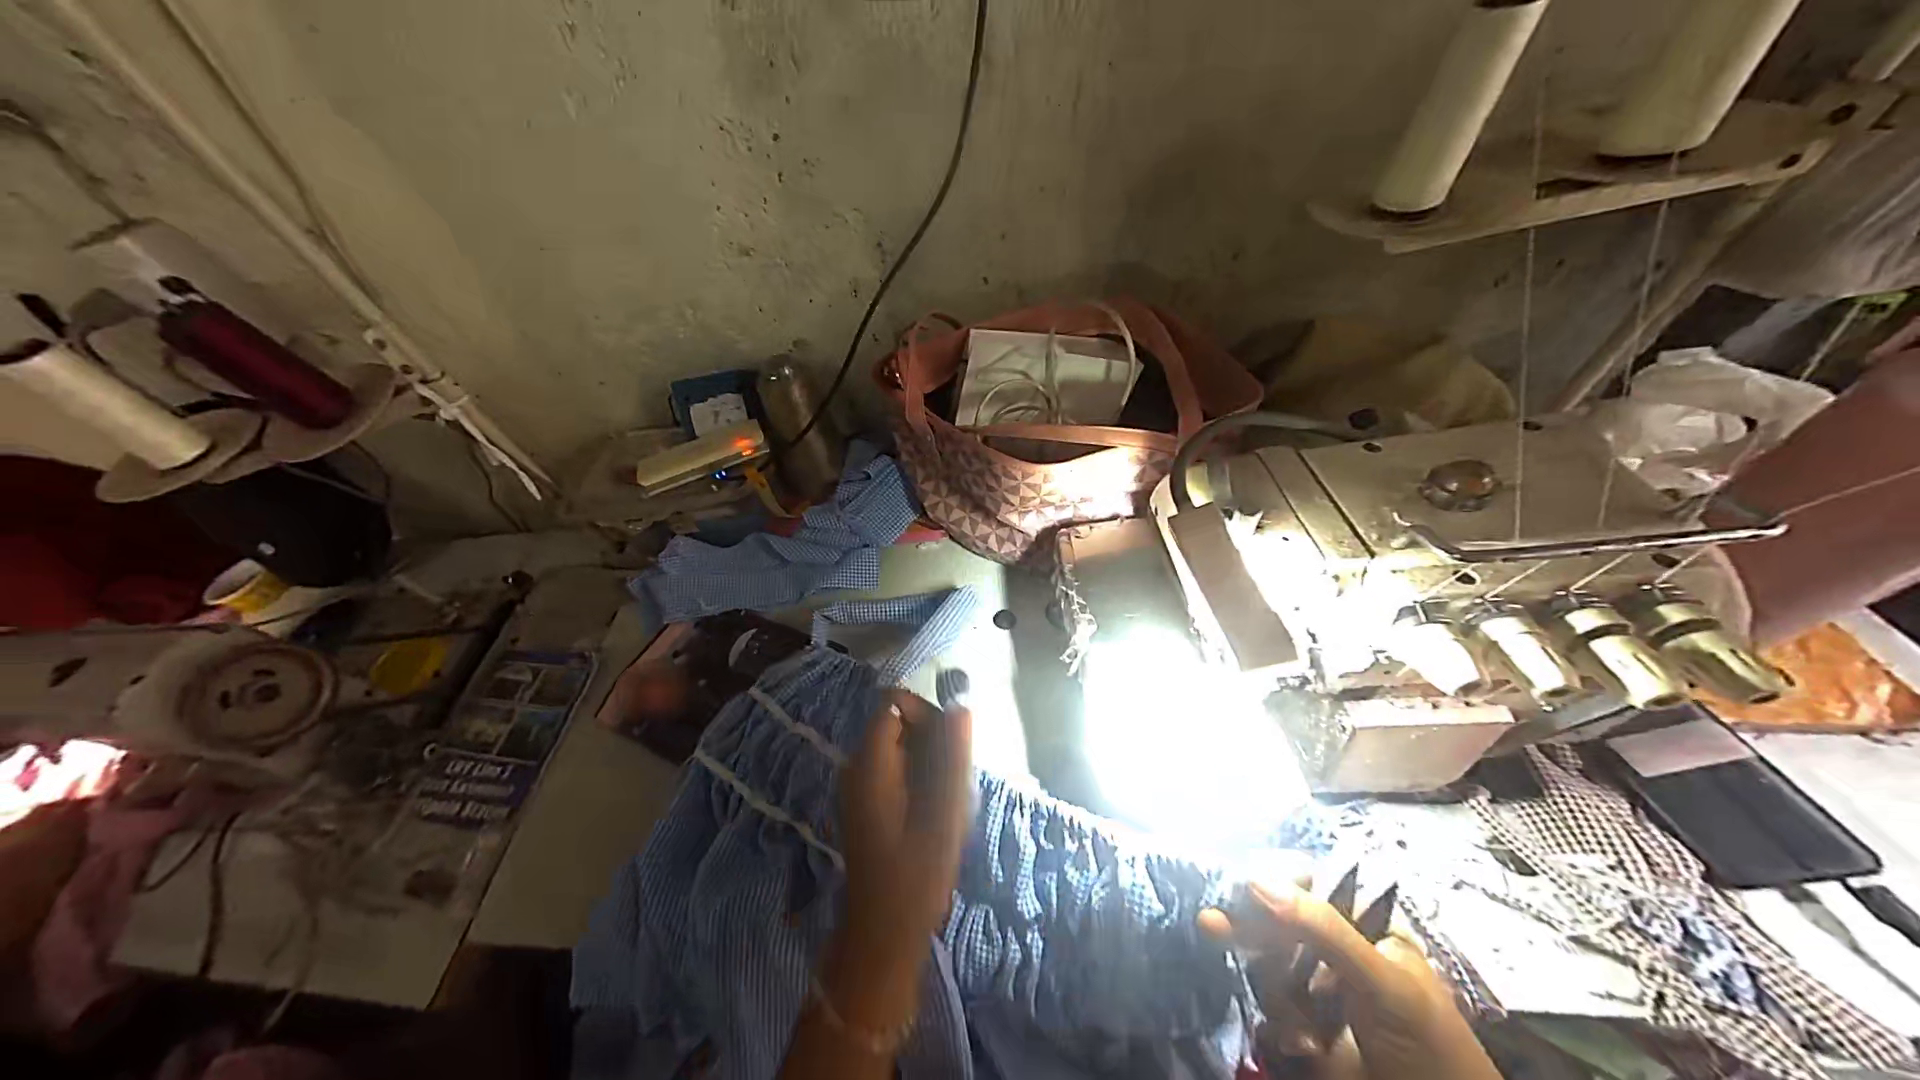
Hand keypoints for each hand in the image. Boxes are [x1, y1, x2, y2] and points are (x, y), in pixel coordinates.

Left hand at [839, 688, 972, 949]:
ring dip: (930, 761)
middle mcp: (856, 767)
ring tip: (947, 800)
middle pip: (897, 723)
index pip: (894, 705)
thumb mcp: (943, 815)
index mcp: (869, 765)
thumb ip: (953, 757)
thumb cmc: (915, 877)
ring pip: (901, 747)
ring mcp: (858, 785)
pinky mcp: (866, 801)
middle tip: (954, 781)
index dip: (927, 714)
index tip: (952, 746)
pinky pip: (897, 768)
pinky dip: (920, 778)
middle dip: (932, 739)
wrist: (883, 932)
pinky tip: (934, 811)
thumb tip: (961, 707)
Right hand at [1199, 883, 1499, 1079]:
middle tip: (1211, 923)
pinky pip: (1267, 1013)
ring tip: (1306, 1031)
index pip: (1309, 884)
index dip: (1274, 880)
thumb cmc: (1429, 1045)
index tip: (1243, 884)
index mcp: (1363, 926)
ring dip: (1279, 999)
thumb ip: (1324, 929)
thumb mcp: (1383, 981)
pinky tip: (1305, 1047)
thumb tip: (1257, 879)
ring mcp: (1316, 991)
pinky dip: (1281, 1030)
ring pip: (1266, 970)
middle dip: (1247, 928)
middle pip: (1274, 923)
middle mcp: (1334, 951)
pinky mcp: (1301, 1029)